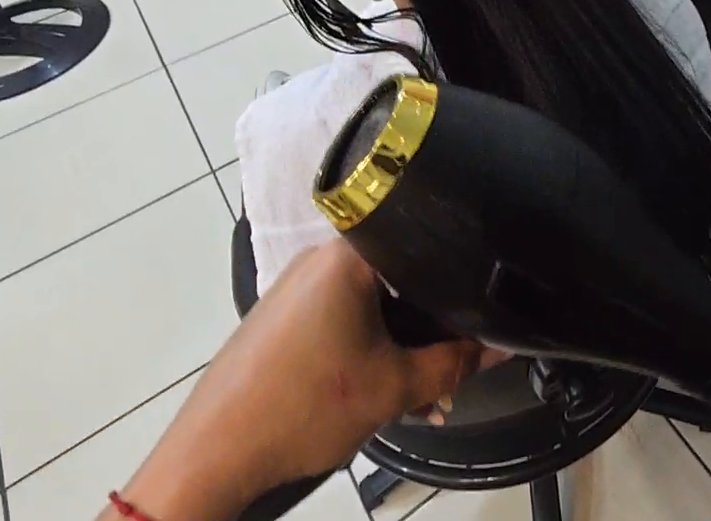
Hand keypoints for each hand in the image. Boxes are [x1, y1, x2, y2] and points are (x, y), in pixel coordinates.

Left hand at [116, 239, 483, 520]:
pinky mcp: (282, 313)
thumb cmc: (301, 410)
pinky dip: (367, 345)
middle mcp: (321, 257)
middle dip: (429, 328)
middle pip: (400, 280)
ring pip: (373, 303)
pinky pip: (343, 316)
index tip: (479, 318)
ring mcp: (297, 285)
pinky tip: (377, 388)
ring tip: (417, 393)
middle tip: (448, 371)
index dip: (459, 285)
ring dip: (400, 342)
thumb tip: (501, 348)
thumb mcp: (392, 389)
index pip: (426, 251)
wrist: (209, 459)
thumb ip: (455, 364)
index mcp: (349, 256)